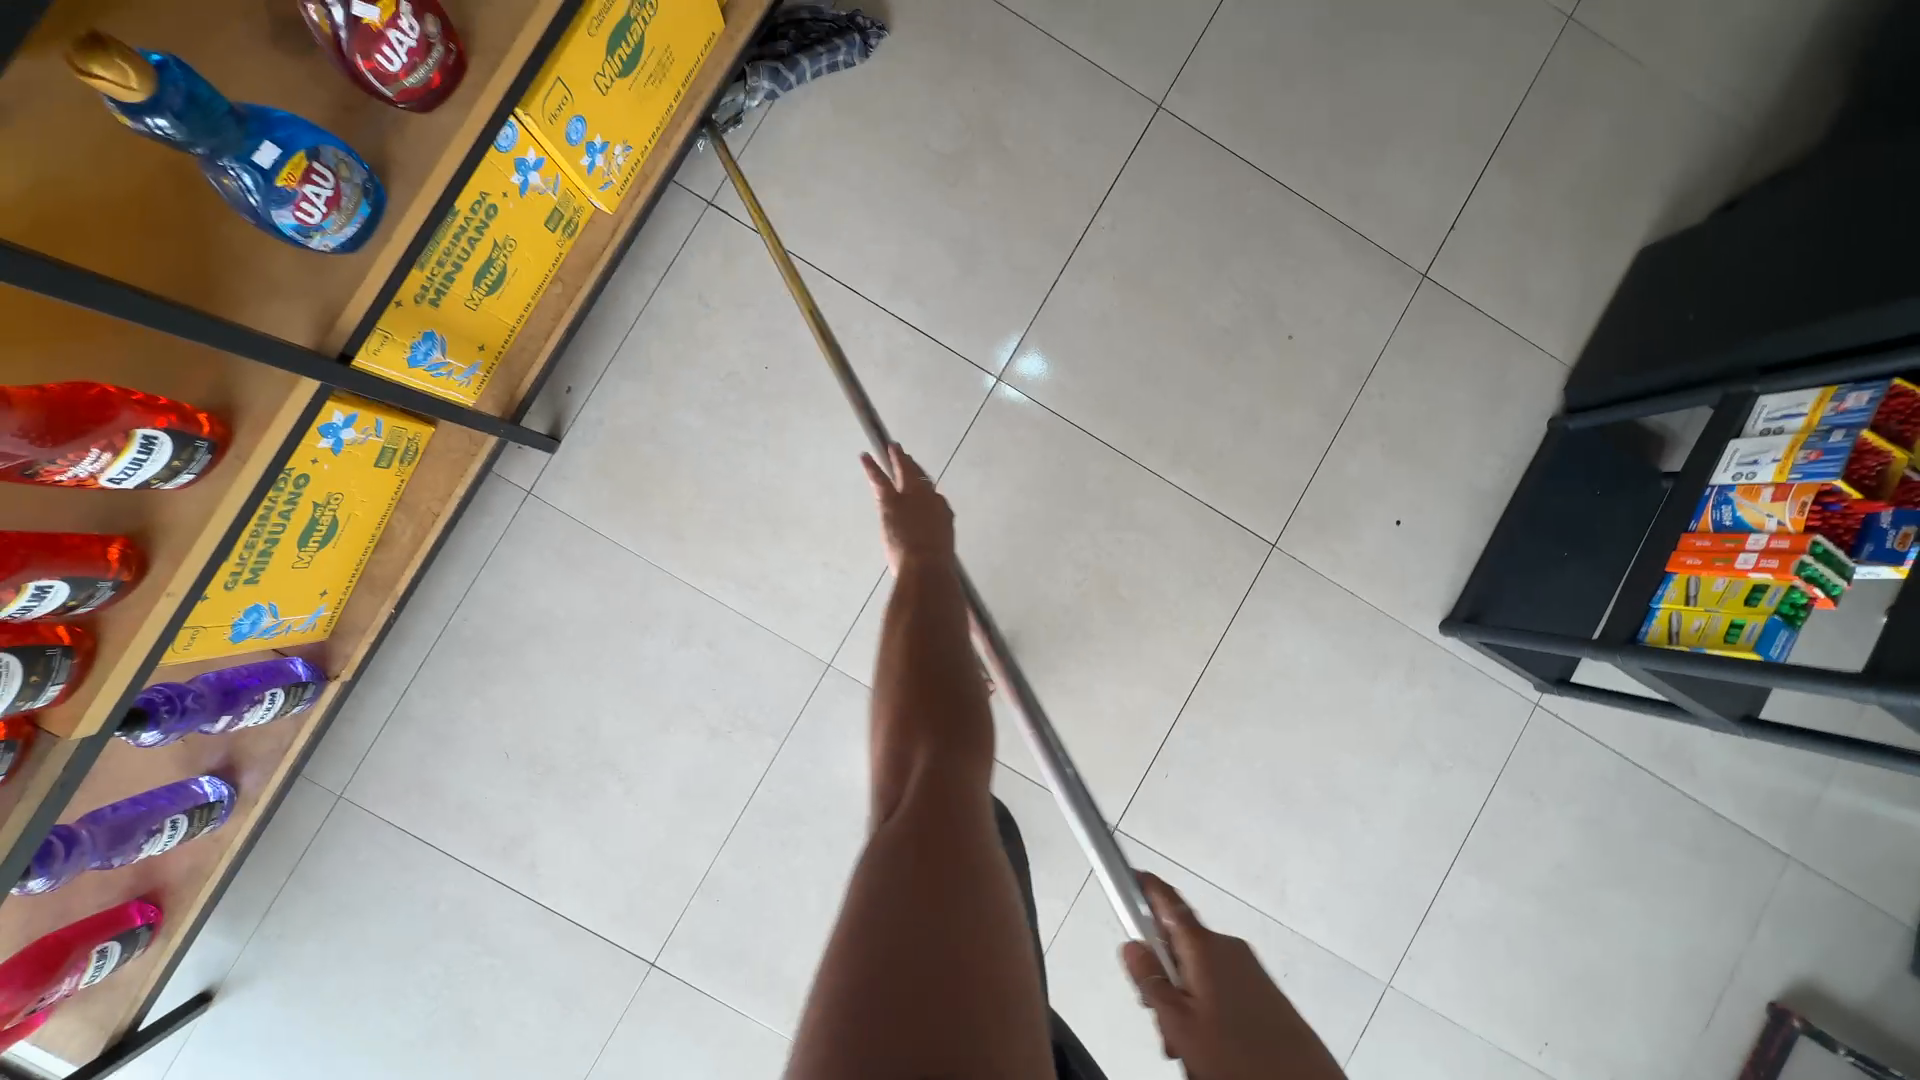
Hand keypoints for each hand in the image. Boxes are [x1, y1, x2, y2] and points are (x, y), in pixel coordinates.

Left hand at [861, 443, 955, 576]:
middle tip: (907, 456)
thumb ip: (934, 546)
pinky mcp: (891, 500)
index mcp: (943, 515)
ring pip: (904, 472)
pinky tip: (864, 456)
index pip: (935, 500)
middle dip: (914, 468)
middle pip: (922, 479)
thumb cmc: (934, 567)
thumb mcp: (940, 555)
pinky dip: (871, 467)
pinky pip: (880, 479)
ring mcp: (910, 497)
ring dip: (897, 459)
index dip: (926, 495)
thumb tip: (932, 552)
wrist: (925, 564)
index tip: (922, 492)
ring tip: (891, 447)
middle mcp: (931, 500)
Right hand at [1121, 874, 1345, 1079]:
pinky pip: (1220, 986)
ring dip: (1183, 999)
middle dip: (1162, 975)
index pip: (1169, 903)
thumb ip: (1150, 980)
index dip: (1147, 887)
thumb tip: (1131, 944)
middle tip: (1156, 1013)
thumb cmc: (1233, 1052)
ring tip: (1184, 1044)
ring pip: (1198, 972)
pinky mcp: (1262, 991)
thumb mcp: (1179, 1021)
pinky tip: (1207, 1043)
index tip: (1130, 877)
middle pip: (1180, 946)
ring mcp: (1247, 969)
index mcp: (1204, 947)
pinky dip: (1205, 1007)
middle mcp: (1227, 948)